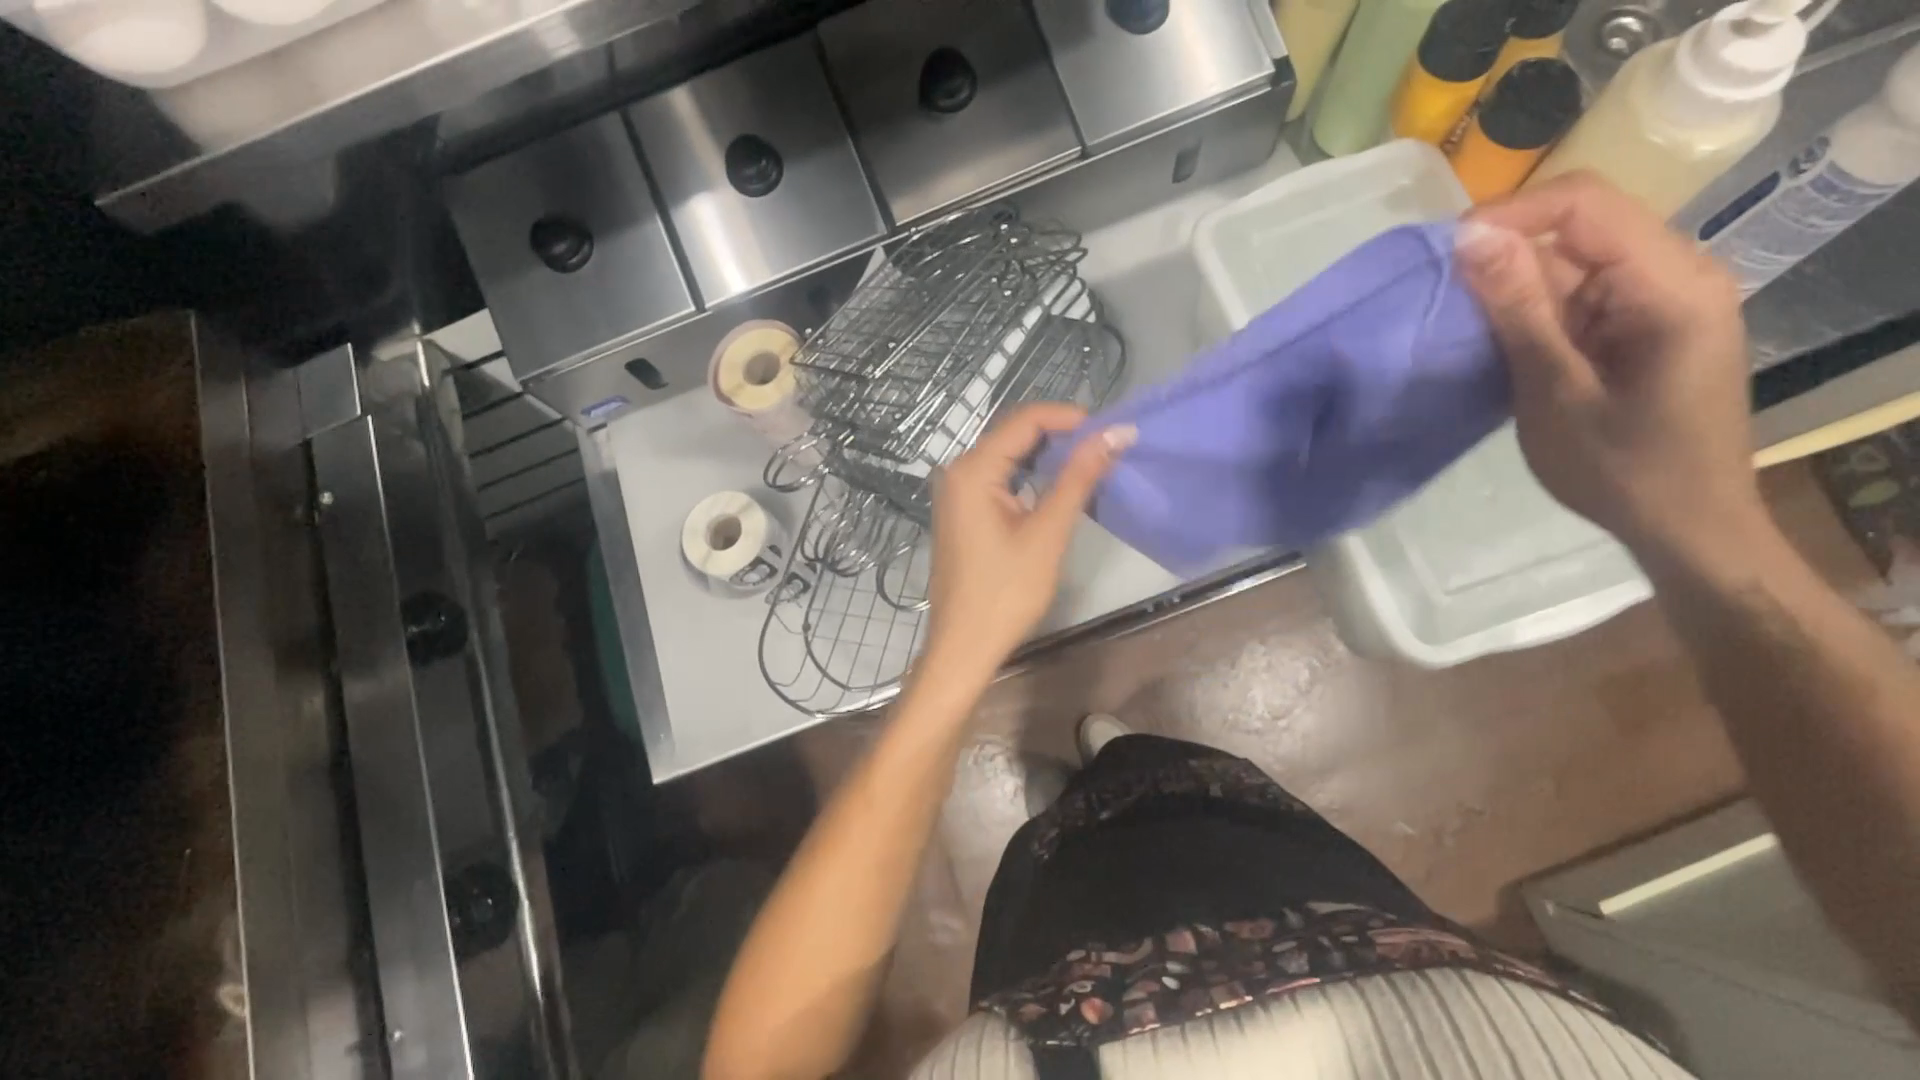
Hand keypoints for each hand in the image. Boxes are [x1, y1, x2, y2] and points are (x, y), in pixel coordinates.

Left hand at [921, 404, 1130, 683]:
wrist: (965, 646)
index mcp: (972, 470)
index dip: (1071, 418)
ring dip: (1048, 457)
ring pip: (1008, 458)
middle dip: (1061, 436)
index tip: (1111, 431)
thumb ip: (1079, 477)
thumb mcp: (1047, 532)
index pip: (1025, 420)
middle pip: (1015, 434)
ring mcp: (957, 493)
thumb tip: (1117, 432)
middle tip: (1107, 449)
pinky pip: (1000, 481)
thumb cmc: (1006, 593)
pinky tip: (1059, 489)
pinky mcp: (963, 513)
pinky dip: (1031, 479)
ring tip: (1092, 466)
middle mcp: (958, 472)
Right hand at [1457, 172, 1765, 562]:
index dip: (1509, 215)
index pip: (1584, 205)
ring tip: (1474, 329)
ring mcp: (1670, 296)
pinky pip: (1589, 289)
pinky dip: (1542, 308)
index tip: (1446, 256)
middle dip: (1510, 253)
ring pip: (1580, 258)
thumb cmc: (1622, 469)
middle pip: (1583, 225)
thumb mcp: (1556, 392)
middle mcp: (1681, 273)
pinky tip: (1513, 344)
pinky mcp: (1653, 320)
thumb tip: (1471, 238)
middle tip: (1451, 300)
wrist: (1688, 525)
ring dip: (1522, 286)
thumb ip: (1519, 309)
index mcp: (1671, 285)